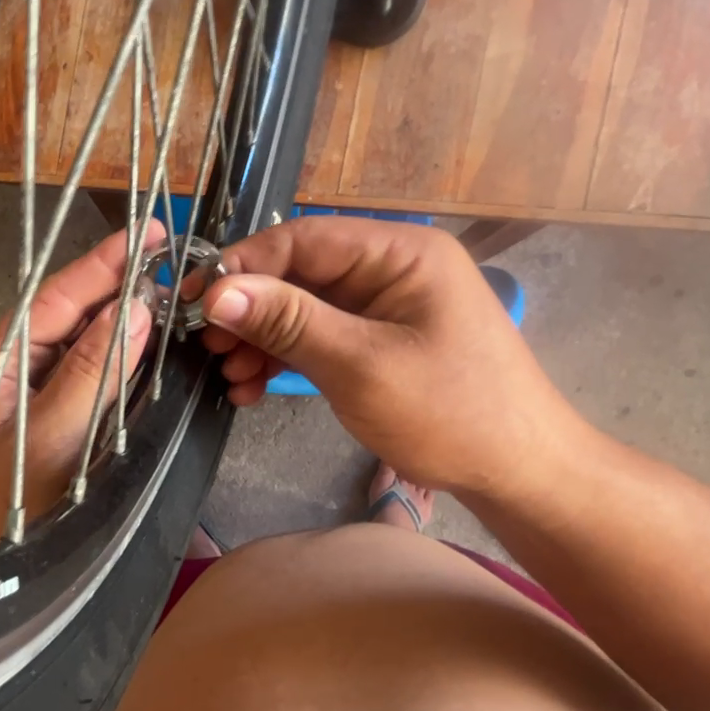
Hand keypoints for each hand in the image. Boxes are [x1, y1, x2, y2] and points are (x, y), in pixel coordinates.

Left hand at [0, 222, 163, 556]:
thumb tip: (135, 306)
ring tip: (172, 292)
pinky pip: (93, 371)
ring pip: (85, 339)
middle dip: (120, 283)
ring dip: (126, 316)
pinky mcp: (55, 414)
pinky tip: (151, 344)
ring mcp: (33, 390)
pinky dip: (123, 356)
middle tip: (175, 260)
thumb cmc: (11, 507)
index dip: (106, 261)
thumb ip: (93, 372)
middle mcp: (13, 364)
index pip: (58, 295)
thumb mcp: (53, 438)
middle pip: (72, 311)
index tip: (152, 230)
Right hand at [199, 216, 588, 497]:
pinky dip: (281, 359)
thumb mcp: (360, 365)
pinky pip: (315, 337)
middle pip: (296, 274)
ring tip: (231, 377)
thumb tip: (218, 292)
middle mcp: (388, 268)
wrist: (515, 471)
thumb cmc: (449, 412)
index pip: (301, 239)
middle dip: (248, 311)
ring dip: (259, 341)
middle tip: (209, 349)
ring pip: (298, 308)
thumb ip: (288, 322)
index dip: (241, 265)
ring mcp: (381, 306)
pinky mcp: (375, 339)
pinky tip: (252, 388)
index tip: (194, 301)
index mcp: (399, 252)